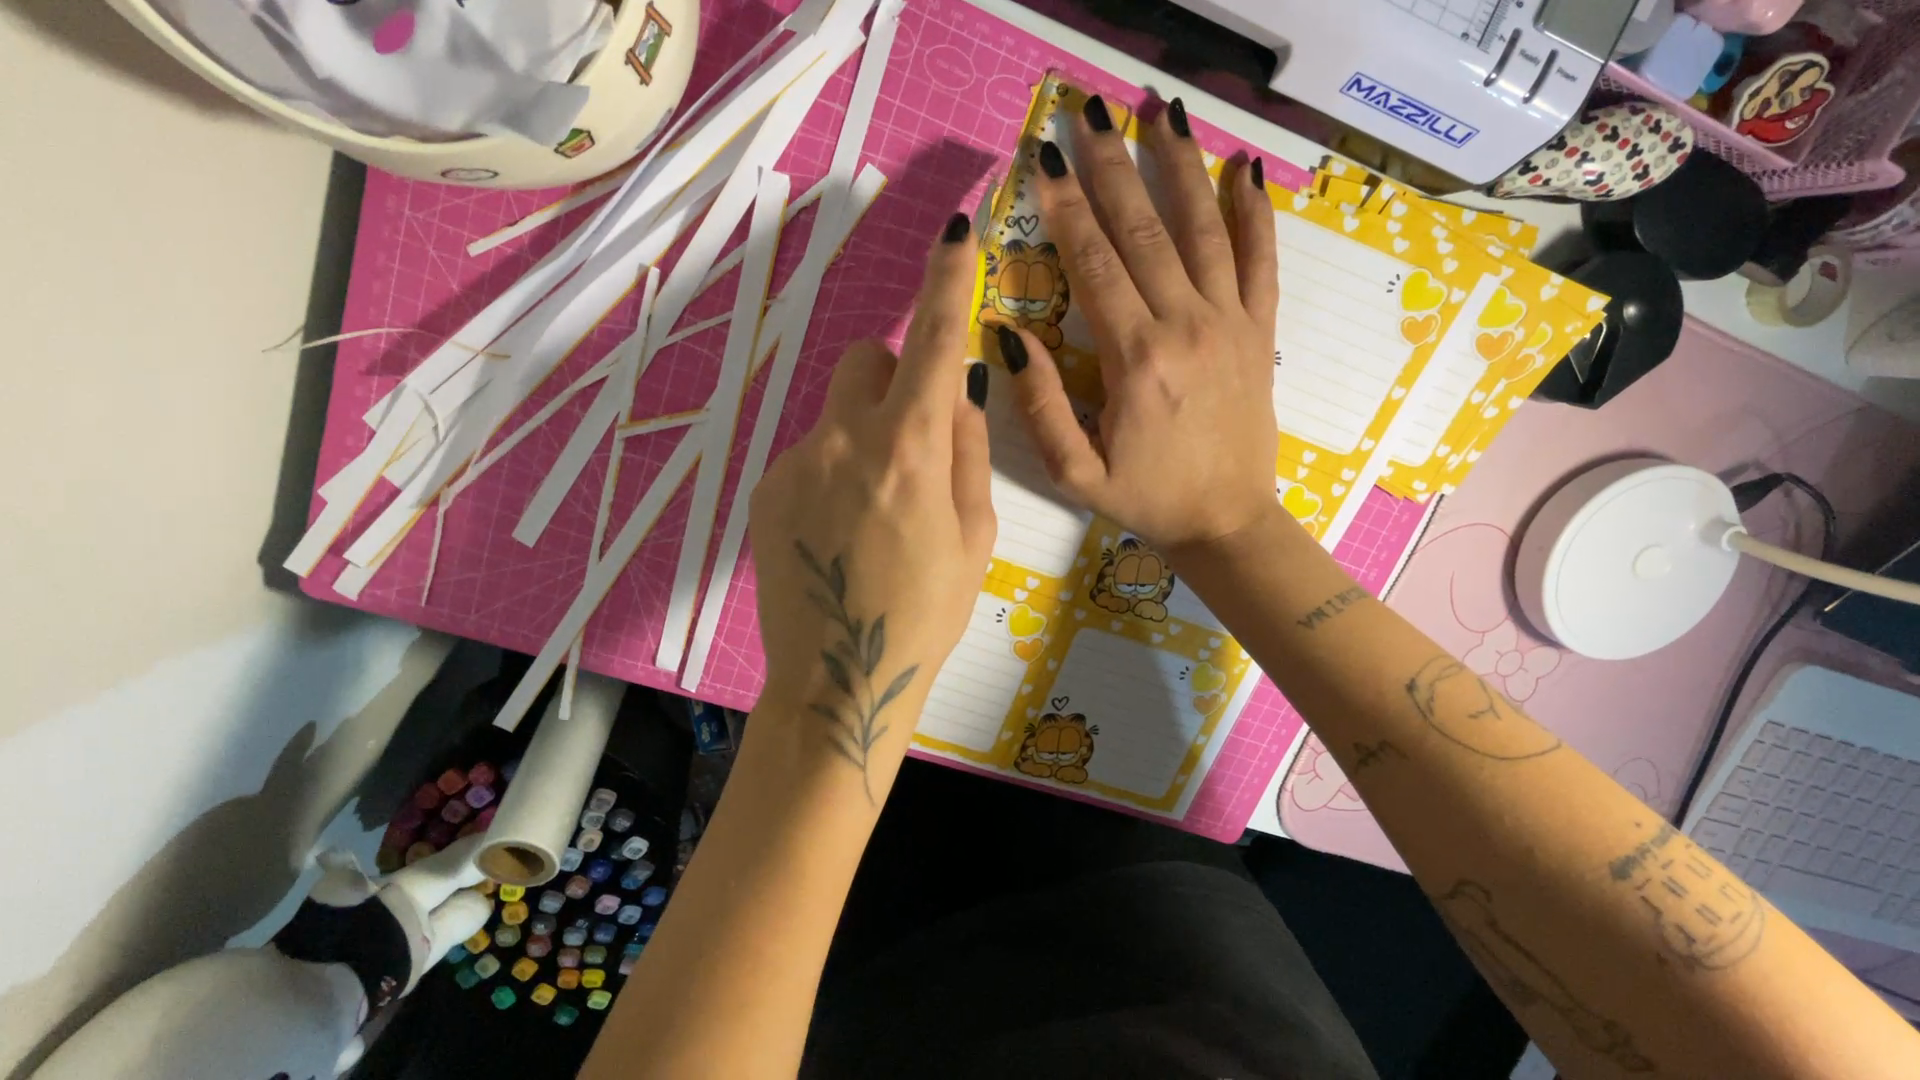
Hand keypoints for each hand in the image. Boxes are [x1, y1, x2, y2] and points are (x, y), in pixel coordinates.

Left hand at [747, 213, 995, 801]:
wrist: (839, 680)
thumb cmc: (927, 614)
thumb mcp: (976, 538)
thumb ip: (968, 452)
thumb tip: (960, 389)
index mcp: (912, 449)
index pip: (933, 341)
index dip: (947, 280)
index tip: (954, 229)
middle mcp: (845, 439)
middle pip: (867, 359)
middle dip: (894, 377)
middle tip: (914, 437)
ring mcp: (796, 461)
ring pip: (837, 411)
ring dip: (863, 431)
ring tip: (874, 508)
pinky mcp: (766, 488)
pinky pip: (809, 451)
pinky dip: (831, 468)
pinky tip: (838, 530)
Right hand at [998, 97, 1282, 552]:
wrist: (1228, 520)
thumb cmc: (1146, 498)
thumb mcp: (1075, 472)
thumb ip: (1038, 406)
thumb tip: (1005, 338)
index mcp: (1136, 360)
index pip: (1094, 265)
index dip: (1067, 209)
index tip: (1046, 160)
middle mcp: (1186, 325)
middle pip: (1143, 230)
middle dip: (1111, 167)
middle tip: (1086, 113)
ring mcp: (1230, 322)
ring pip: (1203, 229)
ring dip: (1179, 166)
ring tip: (1161, 112)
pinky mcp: (1259, 331)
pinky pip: (1261, 260)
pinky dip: (1254, 212)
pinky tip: (1242, 168)